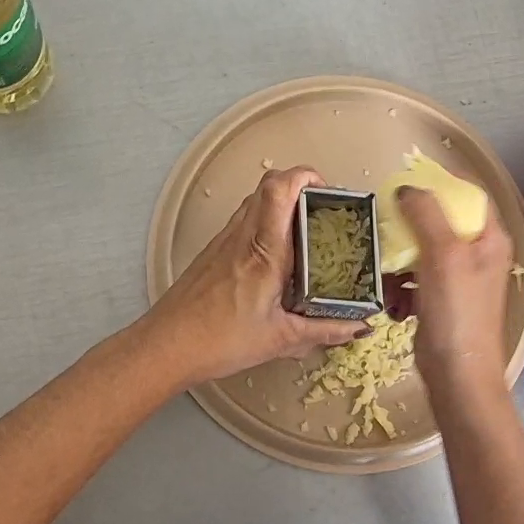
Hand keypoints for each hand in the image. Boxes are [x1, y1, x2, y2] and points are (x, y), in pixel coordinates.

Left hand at [140, 167, 369, 387]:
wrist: (166, 346)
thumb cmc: (217, 341)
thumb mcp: (280, 339)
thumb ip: (324, 330)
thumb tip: (357, 327)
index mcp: (264, 251)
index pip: (280, 189)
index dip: (306, 177)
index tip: (327, 191)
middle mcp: (242, 237)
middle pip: (268, 185)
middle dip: (299, 187)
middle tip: (322, 211)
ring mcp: (223, 241)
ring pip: (254, 201)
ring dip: (280, 205)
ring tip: (305, 234)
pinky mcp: (212, 251)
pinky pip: (242, 222)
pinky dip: (263, 225)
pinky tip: (275, 258)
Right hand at [396, 185, 512, 390]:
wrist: (456, 374)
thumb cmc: (458, 315)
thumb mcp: (442, 255)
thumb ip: (426, 215)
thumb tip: (407, 189)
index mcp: (490, 238)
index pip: (468, 194)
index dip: (439, 185)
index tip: (406, 185)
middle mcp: (477, 254)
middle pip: (439, 222)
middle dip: (409, 227)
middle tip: (386, 228)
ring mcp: (457, 279)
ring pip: (421, 251)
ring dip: (398, 260)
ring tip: (386, 273)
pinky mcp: (439, 299)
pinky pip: (413, 278)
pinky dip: (400, 285)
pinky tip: (393, 300)